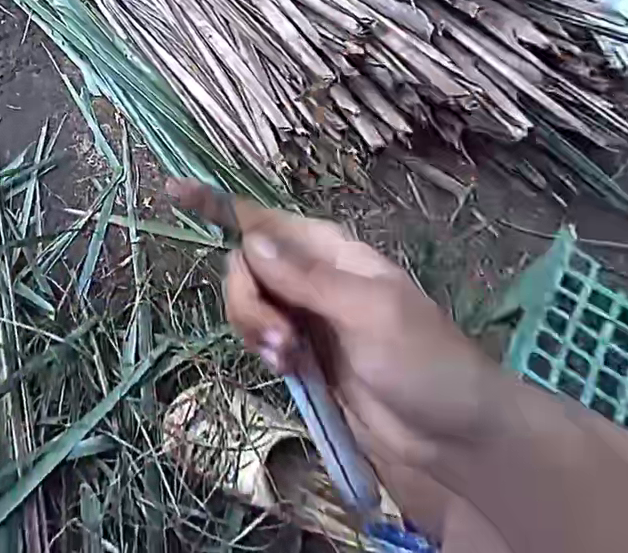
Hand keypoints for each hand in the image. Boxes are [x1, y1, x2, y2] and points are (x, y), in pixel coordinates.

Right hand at [178, 180, 508, 471]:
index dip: (215, 203)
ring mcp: (300, 310)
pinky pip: (256, 333)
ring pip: (244, 300)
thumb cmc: (424, 360)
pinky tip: (289, 369)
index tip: (173, 192)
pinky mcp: (298, 347)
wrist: (454, 435)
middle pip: (242, 265)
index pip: (259, 217)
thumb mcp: (369, 312)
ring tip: (289, 360)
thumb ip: (305, 277)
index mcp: (325, 247)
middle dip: (248, 301)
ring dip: (253, 329)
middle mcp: (306, 271)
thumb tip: (250, 239)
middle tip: (279, 340)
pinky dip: (261, 348)